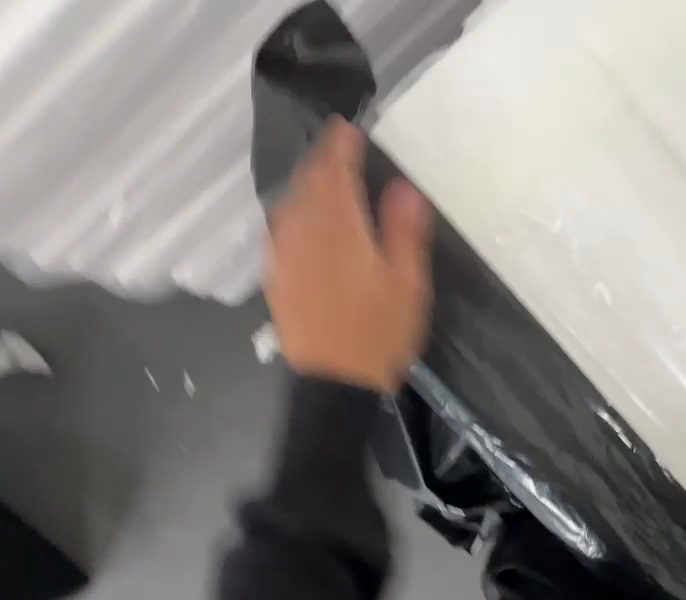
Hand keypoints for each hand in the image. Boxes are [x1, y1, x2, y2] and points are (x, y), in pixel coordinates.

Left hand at [265, 117, 433, 393]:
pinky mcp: (277, 279)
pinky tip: (303, 227)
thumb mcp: (408, 286)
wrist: (335, 385)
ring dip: (308, 189)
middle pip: (309, 183)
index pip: (336, 169)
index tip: (350, 128)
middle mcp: (303, 230)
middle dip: (324, 164)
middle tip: (340, 151)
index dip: (342, 145)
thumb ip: (405, 232)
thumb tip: (405, 188)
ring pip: (291, 206)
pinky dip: (295, 218)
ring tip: (325, 184)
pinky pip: (282, 233)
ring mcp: (284, 255)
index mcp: (338, 225)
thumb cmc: (378, 335)